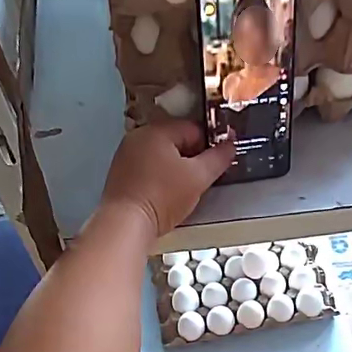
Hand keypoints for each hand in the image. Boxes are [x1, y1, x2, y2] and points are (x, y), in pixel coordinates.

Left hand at [101, 119, 234, 234]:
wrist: (127, 223)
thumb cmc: (162, 197)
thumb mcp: (199, 178)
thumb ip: (218, 159)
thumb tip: (230, 147)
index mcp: (158, 131)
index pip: (194, 128)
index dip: (210, 146)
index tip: (216, 164)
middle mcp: (138, 137)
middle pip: (176, 141)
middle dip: (192, 159)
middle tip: (200, 180)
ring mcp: (126, 156)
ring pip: (162, 156)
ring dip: (176, 170)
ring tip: (182, 191)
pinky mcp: (121, 175)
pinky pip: (148, 170)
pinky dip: (160, 179)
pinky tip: (165, 196)